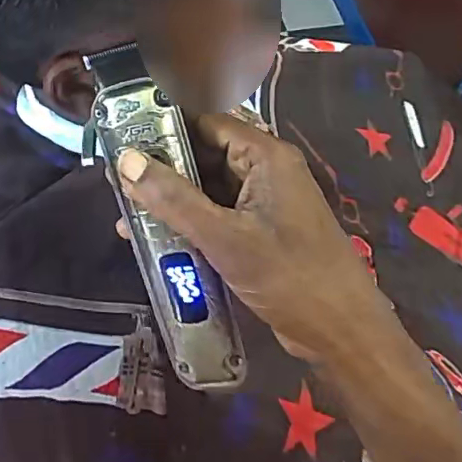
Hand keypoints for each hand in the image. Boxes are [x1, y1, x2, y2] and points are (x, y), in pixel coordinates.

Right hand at [115, 114, 389, 361]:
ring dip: (170, 200)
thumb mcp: (224, 237)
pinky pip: (215, 214)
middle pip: (202, 155)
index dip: (163, 129)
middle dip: (160, 169)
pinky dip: (186, 222)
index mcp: (265, 157)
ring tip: (127, 213)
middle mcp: (264, 171)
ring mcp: (263, 203)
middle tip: (116, 181)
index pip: (205, 123)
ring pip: (205, 188)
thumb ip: (173, 198)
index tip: (122, 140)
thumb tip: (125, 161)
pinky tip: (153, 237)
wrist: (346, 337)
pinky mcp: (259, 231)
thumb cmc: (290, 278)